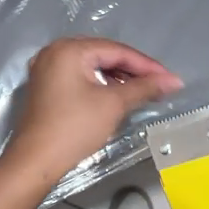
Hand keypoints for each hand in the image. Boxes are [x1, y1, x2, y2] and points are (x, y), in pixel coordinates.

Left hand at [7, 38, 182, 179]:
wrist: (36, 159)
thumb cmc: (75, 127)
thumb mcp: (113, 104)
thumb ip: (144, 87)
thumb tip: (173, 81)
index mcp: (69, 49)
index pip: (116, 50)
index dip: (146, 65)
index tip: (170, 79)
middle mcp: (53, 51)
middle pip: (102, 54)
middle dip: (132, 69)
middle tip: (158, 83)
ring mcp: (45, 67)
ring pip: (89, 65)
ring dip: (116, 76)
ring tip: (140, 90)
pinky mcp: (43, 85)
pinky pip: (76, 75)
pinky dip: (97, 82)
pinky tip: (114, 93)